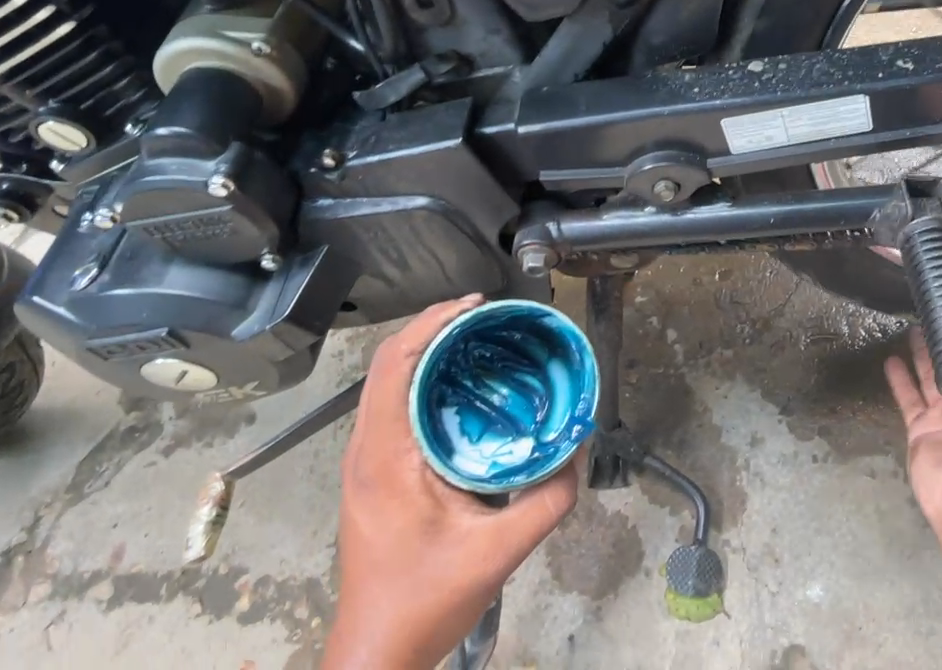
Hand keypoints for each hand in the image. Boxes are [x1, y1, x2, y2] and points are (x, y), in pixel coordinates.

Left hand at [326, 294, 580, 668]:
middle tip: (484, 316)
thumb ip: (548, 499)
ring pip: (386, 384)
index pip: (395, 365)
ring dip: (425, 352)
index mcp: (384, 456)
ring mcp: (363, 463)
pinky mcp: (372, 475)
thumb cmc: (425, 600)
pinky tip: (460, 388)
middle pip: (387, 364)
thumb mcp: (498, 551)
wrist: (376, 652)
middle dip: (432, 327)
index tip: (475, 305)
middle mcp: (365, 450)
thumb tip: (577, 450)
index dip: (431, 323)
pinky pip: (392, 408)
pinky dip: (422, 382)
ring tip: (476, 340)